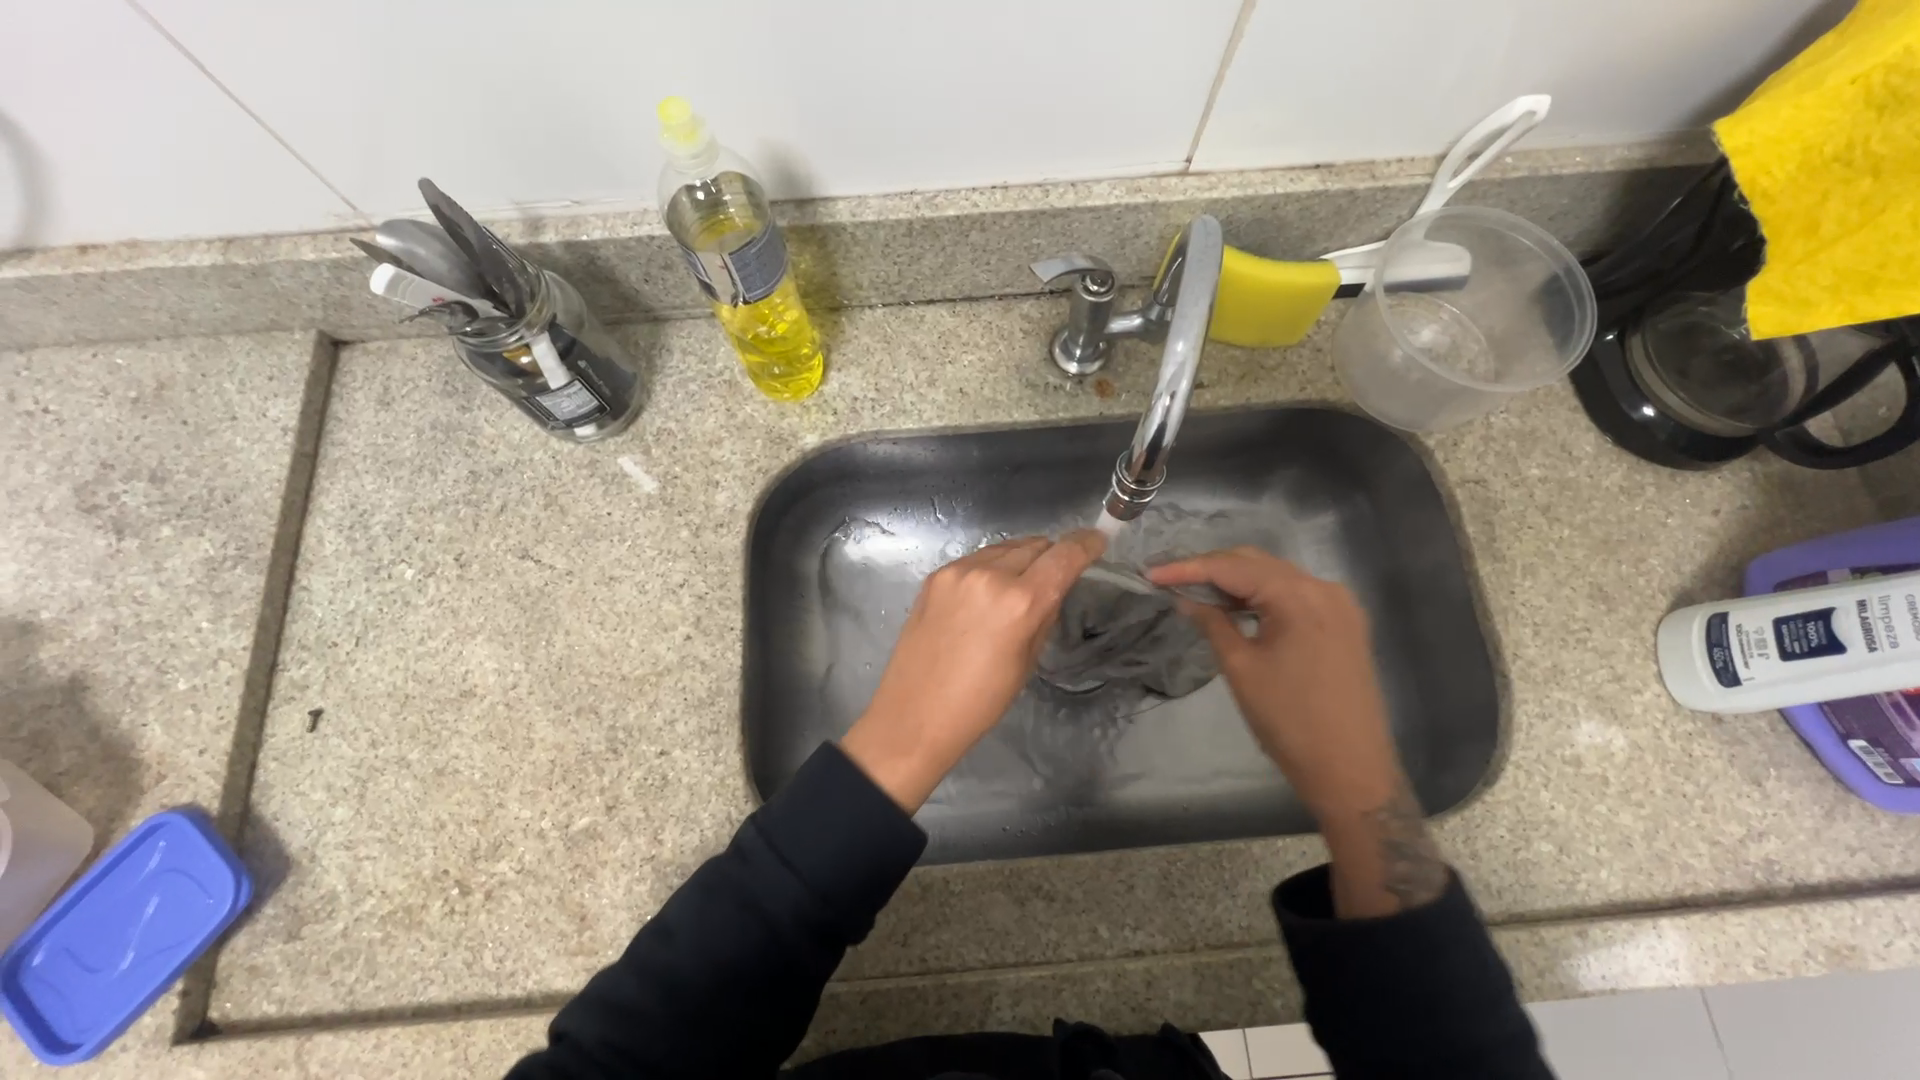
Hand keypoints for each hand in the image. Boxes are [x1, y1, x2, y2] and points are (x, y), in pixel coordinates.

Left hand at [840, 530, 1105, 811]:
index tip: (1098, 541)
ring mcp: (957, 572)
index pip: (1064, 555)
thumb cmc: (979, 702)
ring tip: (1019, 587)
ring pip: (1005, 548)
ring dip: (1021, 559)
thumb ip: (1044, 614)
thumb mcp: (1027, 661)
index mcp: (1020, 602)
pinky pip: (976, 559)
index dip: (1086, 545)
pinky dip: (991, 568)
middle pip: (1035, 545)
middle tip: (1056, 576)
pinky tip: (987, 595)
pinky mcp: (935, 576)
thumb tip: (1054, 587)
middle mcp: (989, 575)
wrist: (913, 715)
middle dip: (1052, 556)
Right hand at [1150, 548, 1446, 915]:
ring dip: (1237, 581)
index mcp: (1298, 596)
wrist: (1350, 769)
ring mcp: (1340, 606)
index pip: (1232, 568)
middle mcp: (1323, 588)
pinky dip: (1263, 597)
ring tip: (1196, 593)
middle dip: (1212, 568)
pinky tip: (1237, 608)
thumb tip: (1186, 599)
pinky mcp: (1345, 624)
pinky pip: (1296, 596)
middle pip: (1257, 564)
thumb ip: (1212, 623)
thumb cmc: (1289, 720)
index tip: (1151, 574)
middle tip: (1170, 581)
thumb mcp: (1241, 668)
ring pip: (1277, 577)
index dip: (1188, 568)